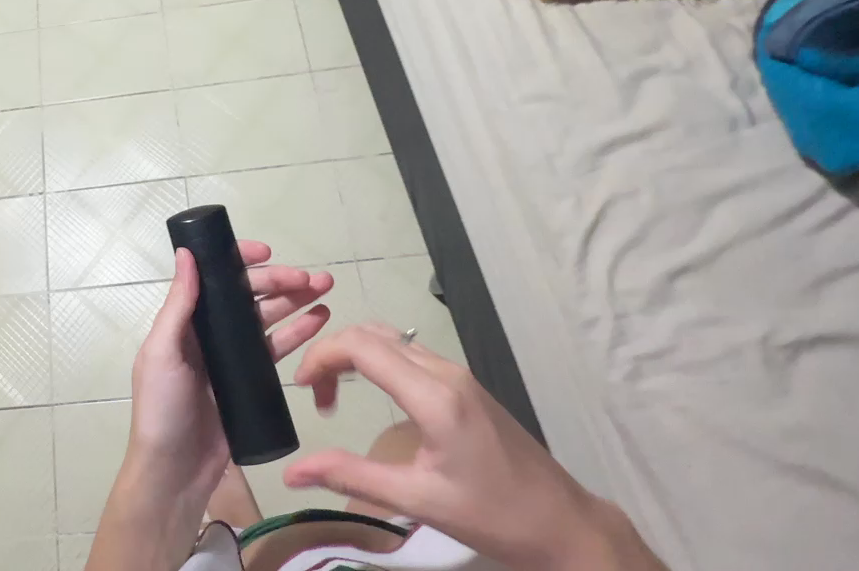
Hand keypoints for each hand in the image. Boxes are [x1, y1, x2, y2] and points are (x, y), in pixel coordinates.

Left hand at [125, 242, 333, 504]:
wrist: (175, 473)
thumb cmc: (162, 409)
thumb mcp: (162, 353)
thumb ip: (179, 306)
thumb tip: (187, 253)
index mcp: (187, 320)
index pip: (216, 278)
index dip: (240, 260)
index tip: (266, 253)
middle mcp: (210, 331)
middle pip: (249, 296)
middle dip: (281, 281)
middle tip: (313, 279)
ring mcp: (233, 356)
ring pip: (268, 318)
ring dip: (296, 302)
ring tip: (325, 290)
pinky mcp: (251, 381)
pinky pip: (277, 350)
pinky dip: (299, 333)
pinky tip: (319, 321)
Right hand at [284, 324, 664, 570]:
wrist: (566, 525)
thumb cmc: (494, 517)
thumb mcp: (419, 500)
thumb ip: (352, 476)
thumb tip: (293, 472)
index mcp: (433, 395)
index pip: (361, 346)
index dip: (321, 356)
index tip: (301, 390)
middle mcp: (443, 371)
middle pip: (370, 334)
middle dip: (331, 355)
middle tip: (315, 398)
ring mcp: (456, 373)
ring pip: (389, 338)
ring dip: (353, 355)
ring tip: (334, 394)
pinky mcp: (463, 382)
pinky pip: (407, 352)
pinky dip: (375, 359)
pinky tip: (370, 392)